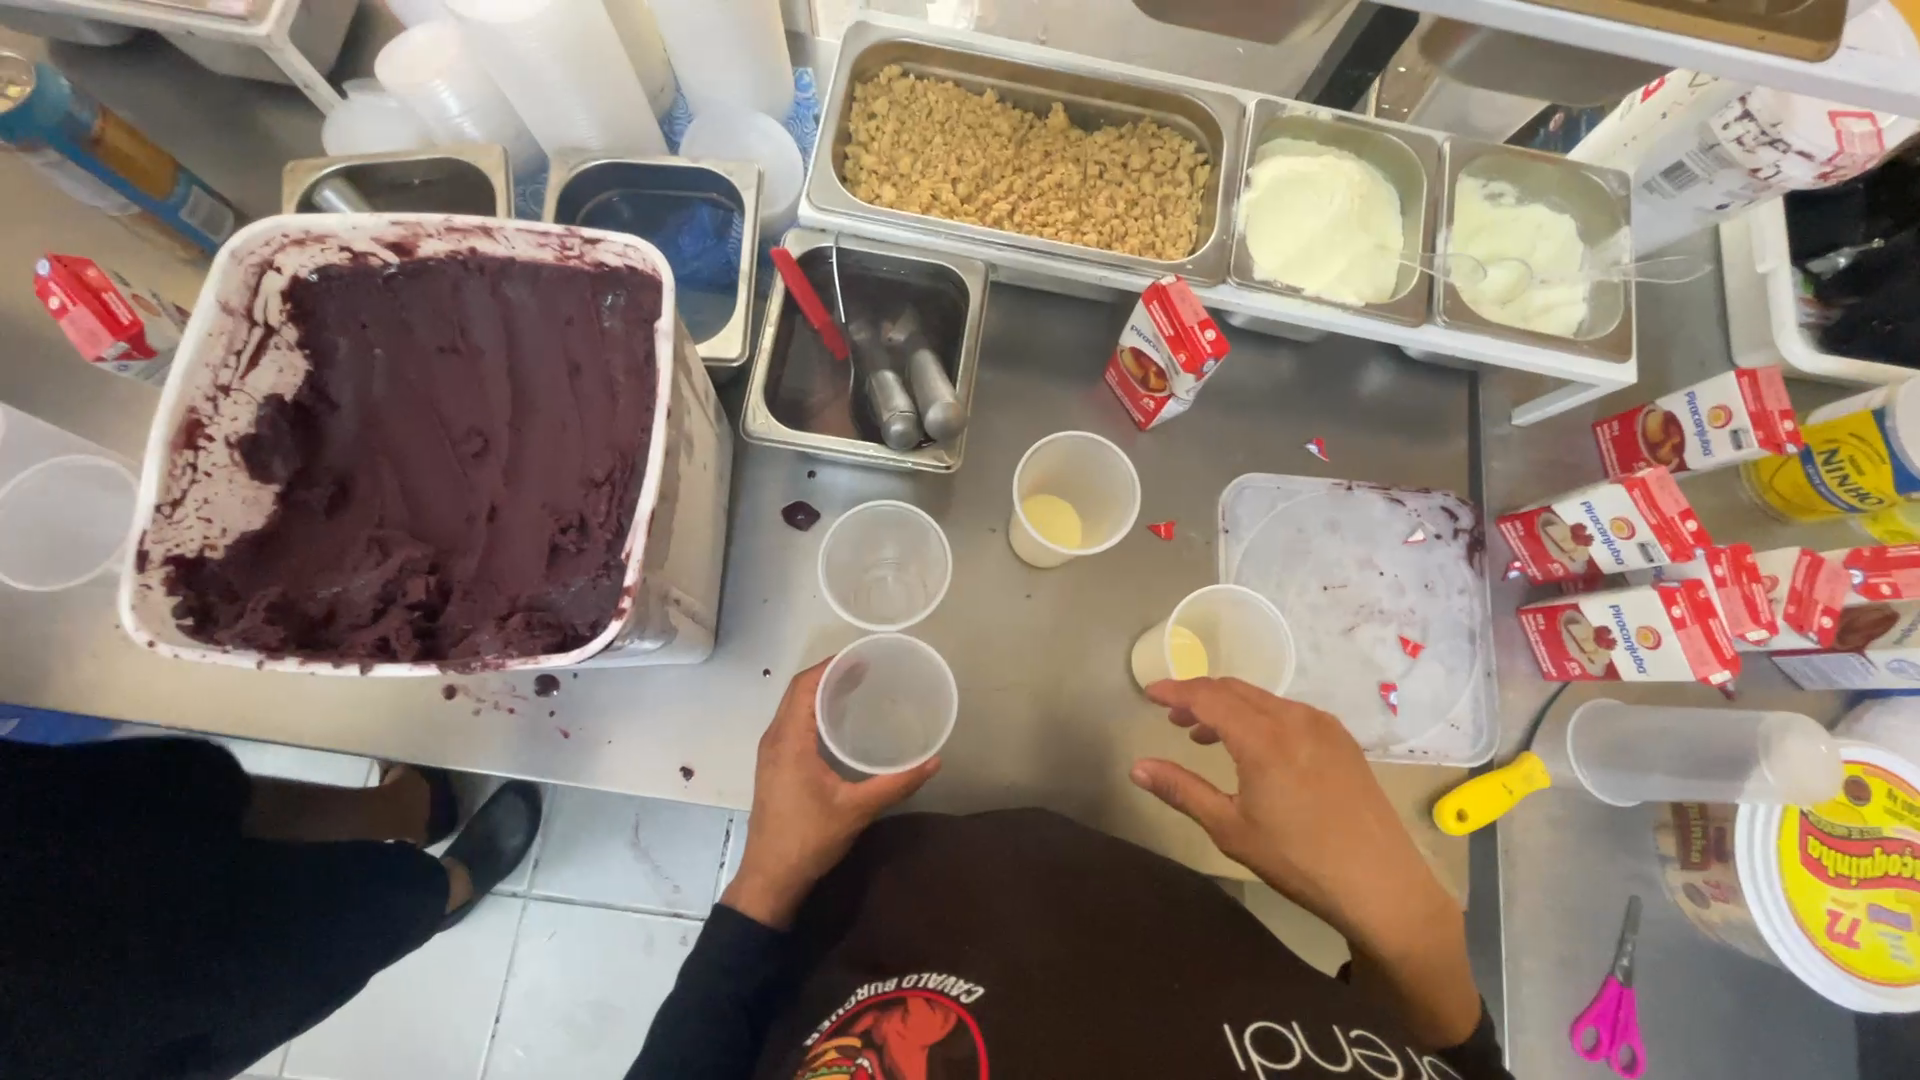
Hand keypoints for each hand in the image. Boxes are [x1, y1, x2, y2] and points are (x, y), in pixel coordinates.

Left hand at [721, 659, 939, 929]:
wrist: (770, 878)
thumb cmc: (809, 839)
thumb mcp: (857, 810)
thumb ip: (895, 783)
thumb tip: (934, 761)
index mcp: (789, 741)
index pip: (805, 687)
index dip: (831, 666)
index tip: (862, 656)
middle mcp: (774, 739)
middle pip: (798, 691)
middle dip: (829, 675)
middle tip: (866, 668)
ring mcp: (771, 753)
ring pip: (793, 707)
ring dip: (820, 692)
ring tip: (856, 686)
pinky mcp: (774, 765)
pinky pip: (792, 723)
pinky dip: (813, 710)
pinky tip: (838, 720)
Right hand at [1131, 678, 1480, 1045]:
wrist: (1382, 886)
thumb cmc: (1298, 860)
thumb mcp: (1230, 828)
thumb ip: (1181, 790)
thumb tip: (1136, 768)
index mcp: (1263, 737)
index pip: (1207, 696)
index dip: (1175, 691)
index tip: (1149, 693)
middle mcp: (1294, 718)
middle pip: (1234, 689)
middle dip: (1199, 697)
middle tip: (1173, 717)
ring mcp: (1323, 726)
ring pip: (1263, 699)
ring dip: (1229, 707)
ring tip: (1206, 735)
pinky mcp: (1342, 740)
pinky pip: (1288, 712)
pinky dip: (1259, 716)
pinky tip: (1254, 747)